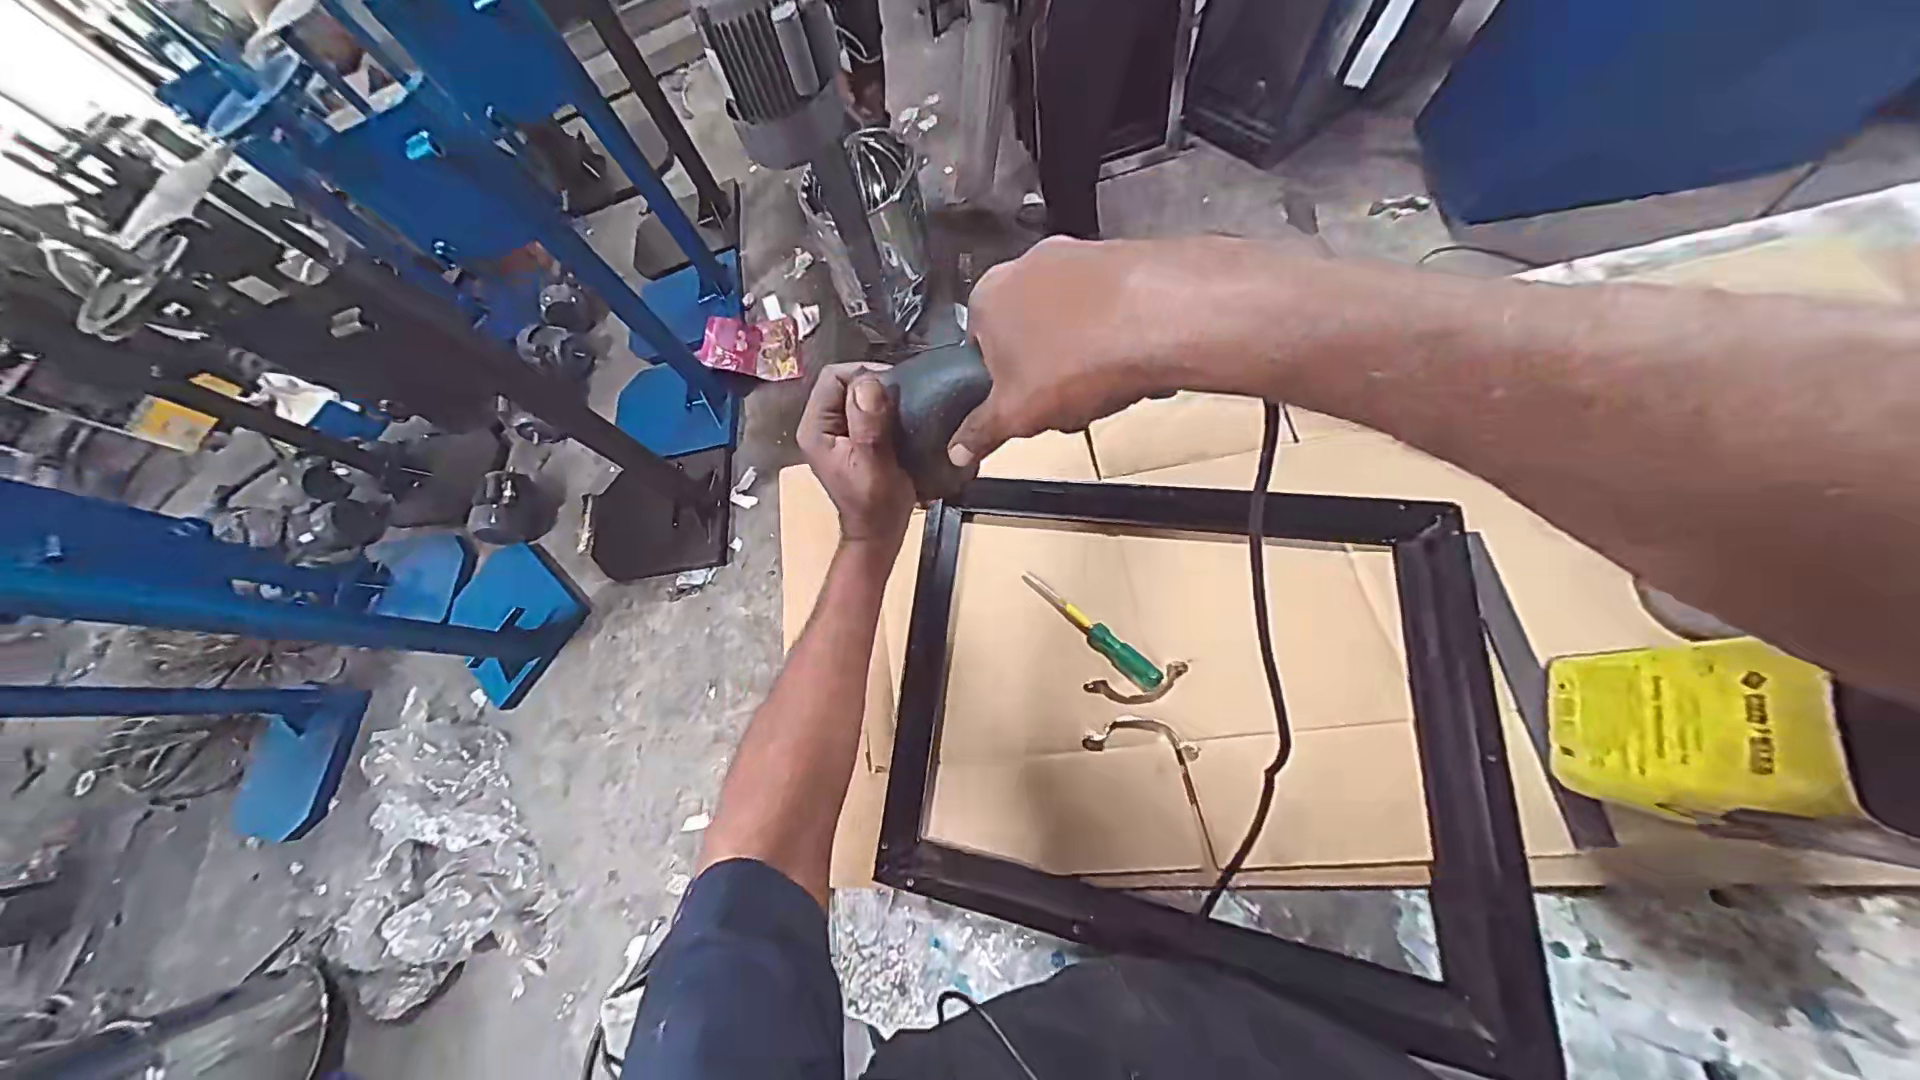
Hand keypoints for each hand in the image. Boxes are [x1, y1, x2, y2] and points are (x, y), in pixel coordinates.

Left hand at [798, 362, 915, 550]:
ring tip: (904, 406)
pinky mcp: (854, 437)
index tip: (894, 386)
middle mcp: (822, 425)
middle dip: (875, 385)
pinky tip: (901, 417)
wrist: (879, 531)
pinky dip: (885, 408)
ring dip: (882, 397)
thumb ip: (868, 424)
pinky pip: (868, 409)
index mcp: (815, 428)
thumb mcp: (873, 463)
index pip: (833, 377)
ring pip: (858, 394)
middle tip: (903, 396)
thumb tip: (869, 384)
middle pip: (846, 382)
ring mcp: (838, 431)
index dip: (864, 375)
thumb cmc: (875, 505)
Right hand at [949, 235, 1317, 465]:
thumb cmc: (1079, 359)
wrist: (1164, 319)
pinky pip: (1109, 310)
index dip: (1002, 384)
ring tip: (1105, 386)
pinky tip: (1132, 363)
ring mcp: (1078, 256)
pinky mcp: (1123, 259)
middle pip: (1028, 336)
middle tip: (1065, 402)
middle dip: (1045, 372)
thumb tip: (957, 452)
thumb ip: (979, 432)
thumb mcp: (1016, 414)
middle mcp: (1028, 264)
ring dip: (1082, 359)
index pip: (979, 348)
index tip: (1024, 405)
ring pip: (1070, 325)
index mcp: (988, 295)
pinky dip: (1116, 337)